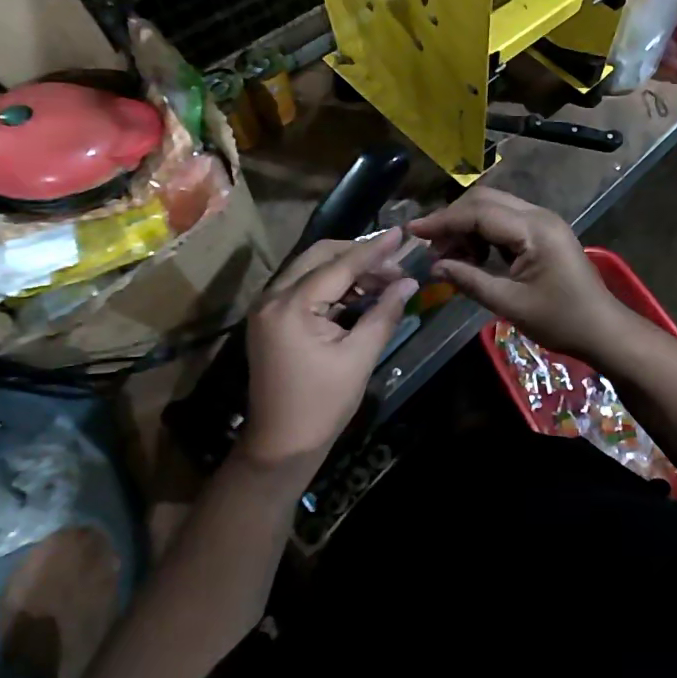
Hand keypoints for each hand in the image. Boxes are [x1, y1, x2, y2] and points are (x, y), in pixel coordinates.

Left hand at [242, 230, 417, 467]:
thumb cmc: (323, 404)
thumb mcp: (359, 357)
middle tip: (395, 263)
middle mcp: (272, 298)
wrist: (281, 443)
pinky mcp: (271, 318)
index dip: (373, 250)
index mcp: (291, 307)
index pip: (339, 266)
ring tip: (385, 279)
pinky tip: (360, 293)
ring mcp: (268, 307)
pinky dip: (332, 284)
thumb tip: (409, 283)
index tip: (400, 234)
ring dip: (347, 269)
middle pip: (319, 256)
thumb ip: (384, 313)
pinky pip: (304, 286)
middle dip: (359, 255)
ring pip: (311, 269)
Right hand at [407, 187, 633, 356]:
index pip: (479, 212)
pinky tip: (471, 257)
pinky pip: (506, 223)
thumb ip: (470, 280)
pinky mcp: (544, 234)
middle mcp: (539, 216)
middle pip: (485, 201)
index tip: (413, 231)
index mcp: (534, 230)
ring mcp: (543, 223)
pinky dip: (483, 235)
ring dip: (467, 227)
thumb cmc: (561, 320)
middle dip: (453, 220)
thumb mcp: (511, 304)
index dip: (443, 221)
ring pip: (494, 210)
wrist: (603, 329)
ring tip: (448, 257)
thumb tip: (435, 267)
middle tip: (429, 247)